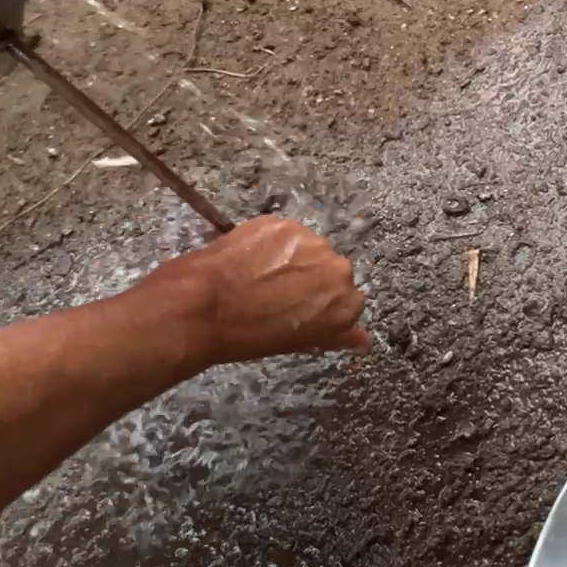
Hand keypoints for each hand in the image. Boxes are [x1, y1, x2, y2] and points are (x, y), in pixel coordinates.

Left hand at [143, 216, 368, 362]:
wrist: (203, 307)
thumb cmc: (250, 333)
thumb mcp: (300, 341)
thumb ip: (338, 336)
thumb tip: (363, 341)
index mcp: (347, 304)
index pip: (347, 300)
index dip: (323, 303)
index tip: (302, 308)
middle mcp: (339, 270)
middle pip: (331, 270)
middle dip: (311, 277)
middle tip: (278, 292)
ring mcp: (312, 243)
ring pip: (308, 249)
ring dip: (292, 258)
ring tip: (261, 274)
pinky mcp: (285, 224)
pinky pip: (284, 234)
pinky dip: (270, 243)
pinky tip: (249, 259)